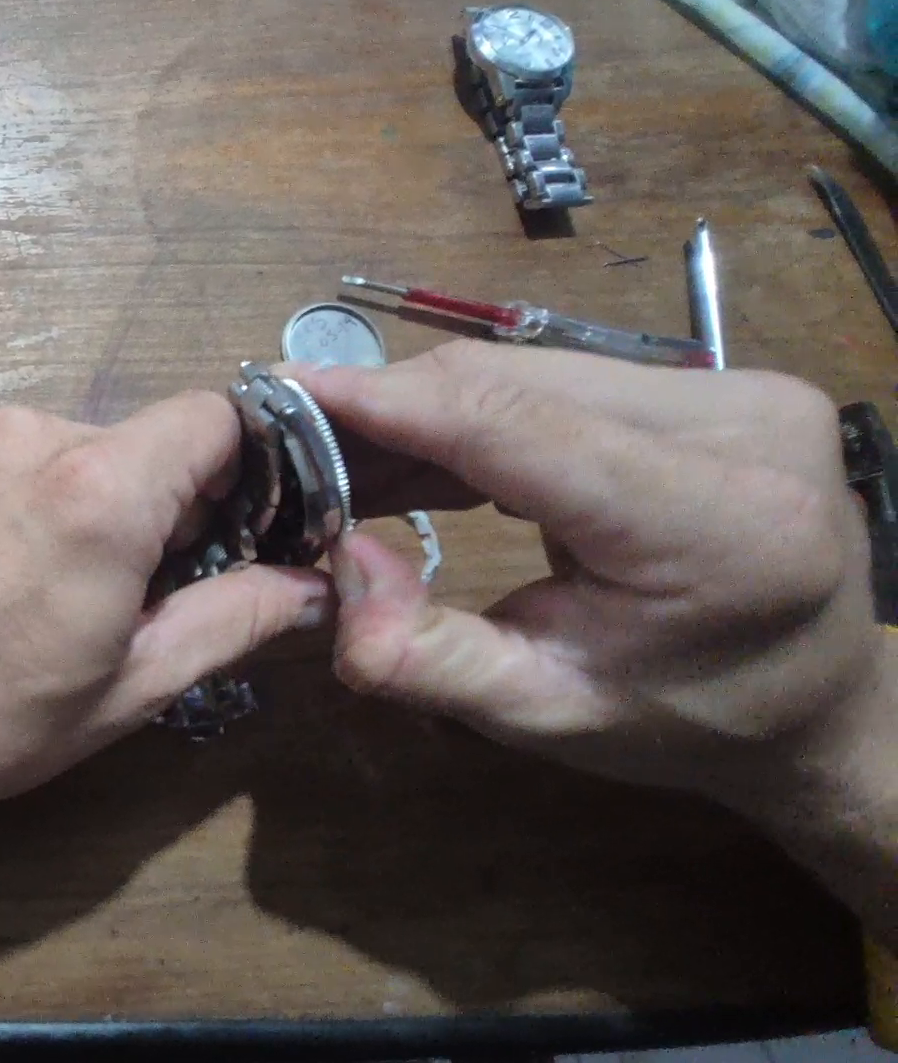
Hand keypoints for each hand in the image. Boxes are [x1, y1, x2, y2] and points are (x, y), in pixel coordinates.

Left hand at [0, 392, 333, 812]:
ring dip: (112, 506)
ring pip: (93, 449)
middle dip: (176, 503)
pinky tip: (22, 571)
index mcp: (99, 490)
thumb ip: (234, 618)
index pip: (217, 416)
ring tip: (77, 592)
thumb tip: (311, 584)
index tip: (239, 537)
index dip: (248, 470)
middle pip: (152, 438)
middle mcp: (37, 436)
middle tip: (153, 592)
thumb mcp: (130, 686)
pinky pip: (35, 457)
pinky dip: (56, 498)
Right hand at [287, 340, 889, 811]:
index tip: (284, 391)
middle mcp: (734, 424)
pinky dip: (444, 418)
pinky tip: (391, 456)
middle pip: (502, 381)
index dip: (385, 402)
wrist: (809, 700)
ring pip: (507, 371)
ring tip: (326, 456)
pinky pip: (530, 383)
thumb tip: (337, 558)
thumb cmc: (675, 721)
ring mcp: (720, 391)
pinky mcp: (691, 388)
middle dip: (377, 407)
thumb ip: (423, 655)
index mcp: (713, 519)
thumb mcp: (535, 712)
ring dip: (403, 411)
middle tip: (286, 443)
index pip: (514, 425)